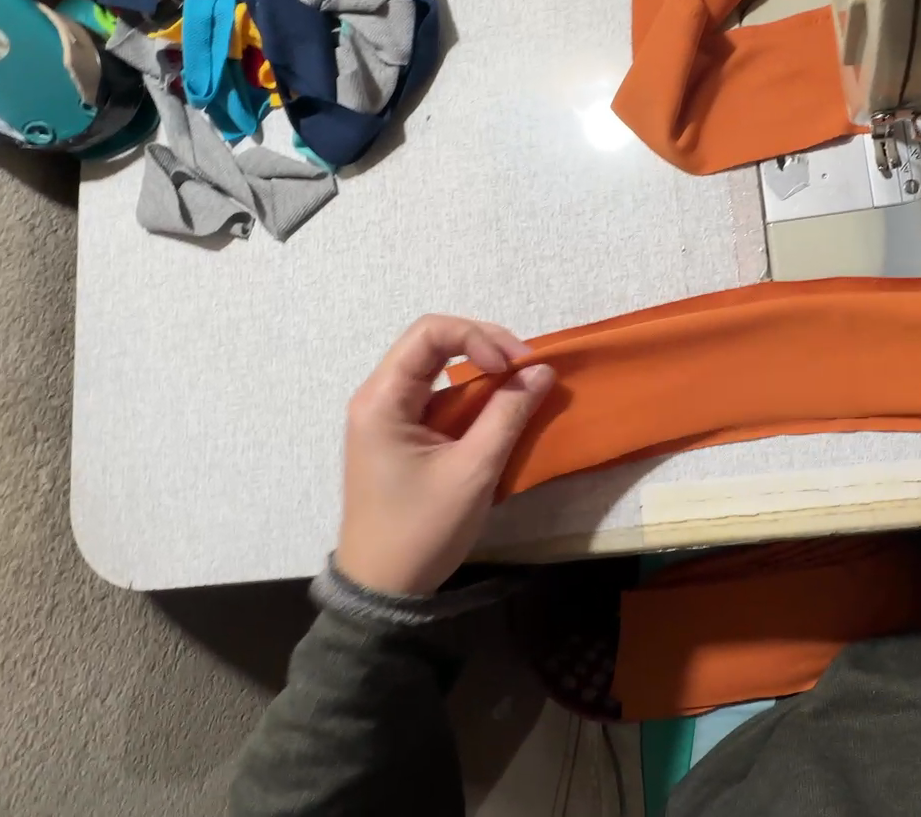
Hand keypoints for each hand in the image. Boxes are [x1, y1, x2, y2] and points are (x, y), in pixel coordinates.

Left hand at [336, 315, 554, 594]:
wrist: (383, 588)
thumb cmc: (422, 528)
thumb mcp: (474, 470)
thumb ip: (509, 414)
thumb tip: (541, 371)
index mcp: (382, 399)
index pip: (430, 332)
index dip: (478, 336)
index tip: (513, 365)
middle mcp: (379, 397)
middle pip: (434, 343)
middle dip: (486, 347)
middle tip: (528, 369)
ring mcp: (389, 416)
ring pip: (439, 369)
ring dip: (484, 373)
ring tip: (522, 388)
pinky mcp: (402, 434)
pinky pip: (441, 397)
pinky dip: (475, 397)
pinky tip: (502, 410)